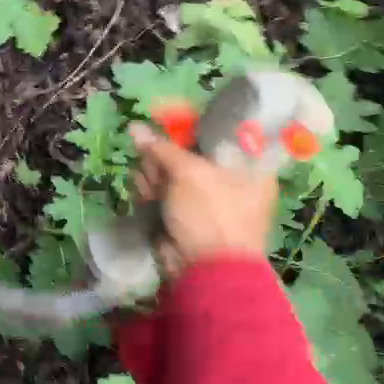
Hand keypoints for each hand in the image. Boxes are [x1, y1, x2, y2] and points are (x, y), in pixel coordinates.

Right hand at [130, 123, 277, 274]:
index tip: (162, 114)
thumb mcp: (189, 174)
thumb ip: (162, 148)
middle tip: (156, 168)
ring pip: (164, 169)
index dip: (189, 121)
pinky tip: (147, 201)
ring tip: (152, 192)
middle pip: (183, 149)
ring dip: (151, 176)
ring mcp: (202, 195)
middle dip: (162, 156)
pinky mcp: (180, 210)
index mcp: (248, 166)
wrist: (205, 269)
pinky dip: (148, 192)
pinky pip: (158, 189)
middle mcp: (227, 177)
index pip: (218, 130)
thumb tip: (136, 127)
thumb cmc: (212, 216)